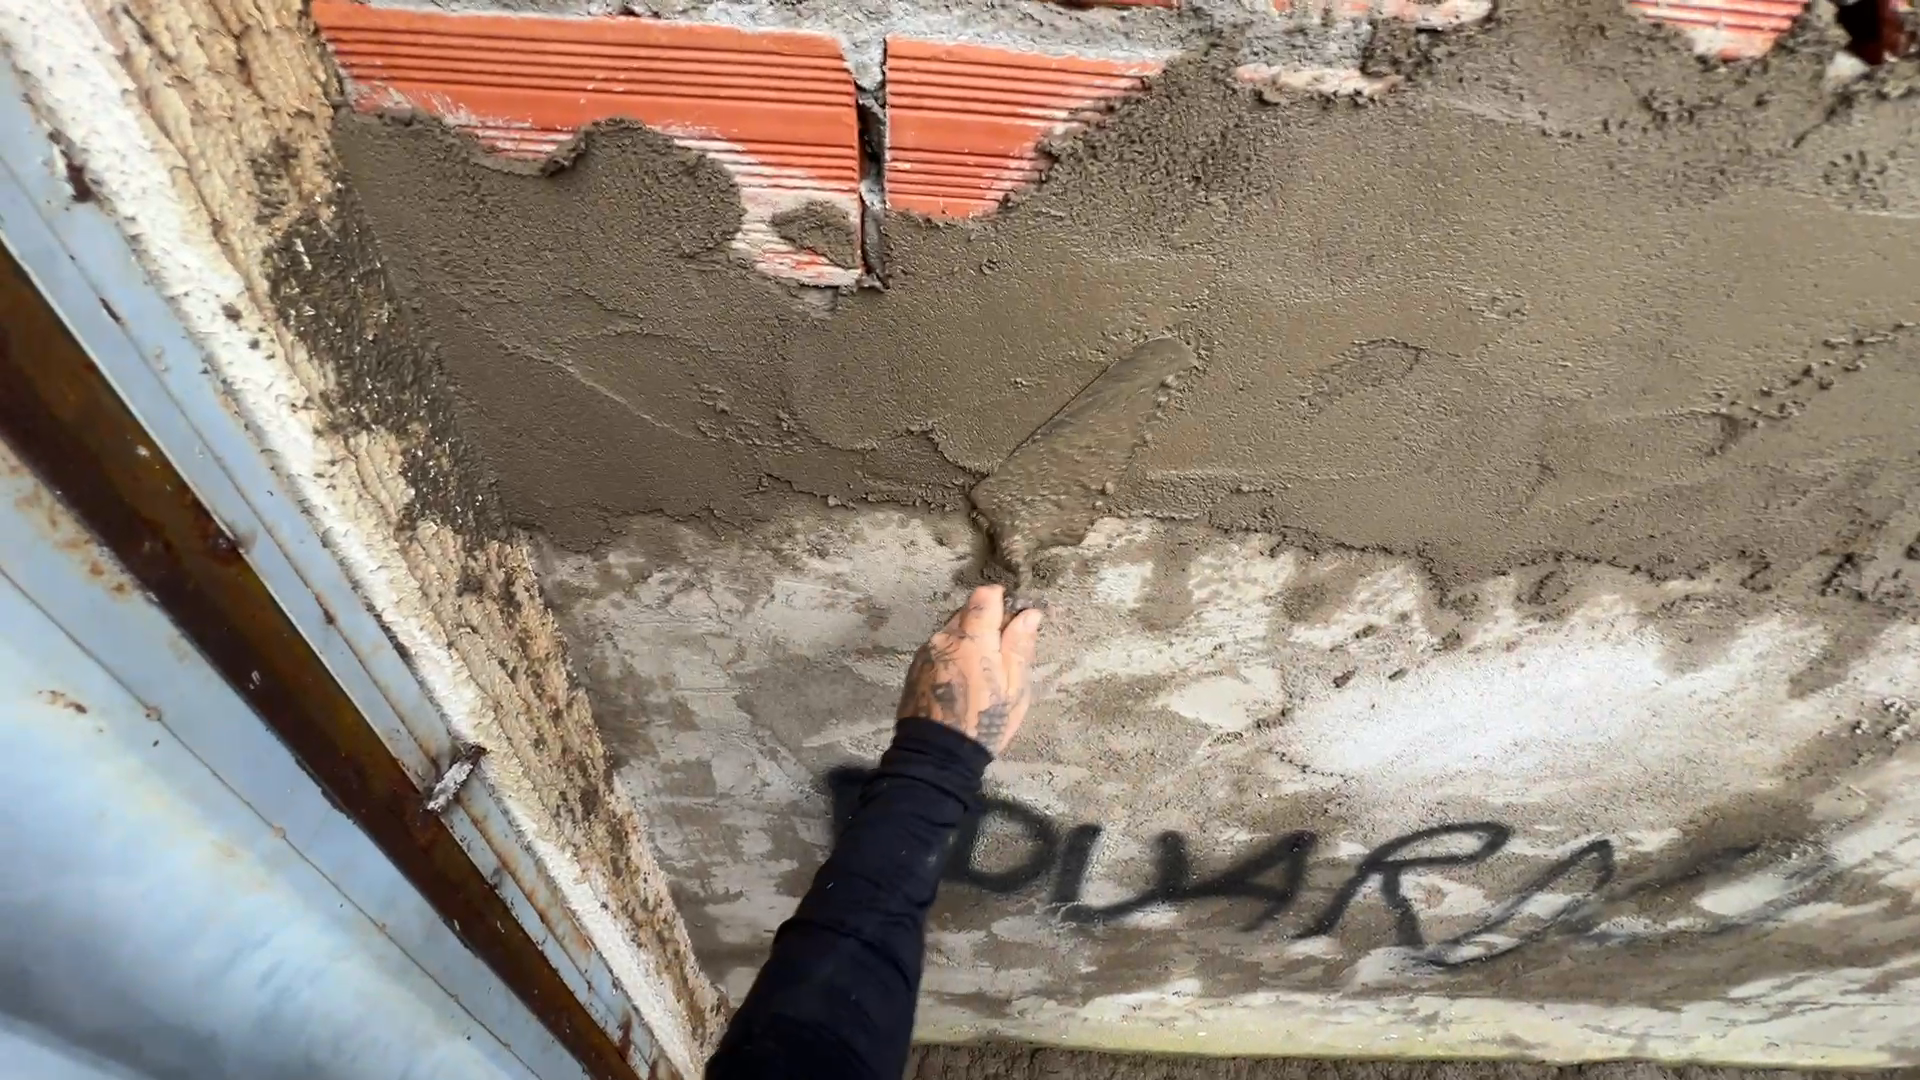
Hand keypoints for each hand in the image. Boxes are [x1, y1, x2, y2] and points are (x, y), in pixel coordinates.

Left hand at [897, 584, 1043, 755]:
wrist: (937, 755)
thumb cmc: (983, 723)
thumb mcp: (1014, 689)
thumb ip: (1020, 646)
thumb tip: (1030, 614)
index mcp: (972, 639)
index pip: (984, 596)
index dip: (1001, 600)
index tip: (1012, 617)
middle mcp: (945, 637)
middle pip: (968, 611)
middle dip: (986, 623)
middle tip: (1001, 653)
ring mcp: (927, 650)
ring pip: (953, 629)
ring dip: (969, 639)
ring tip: (981, 672)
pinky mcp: (916, 665)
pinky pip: (940, 647)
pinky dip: (954, 653)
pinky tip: (962, 680)